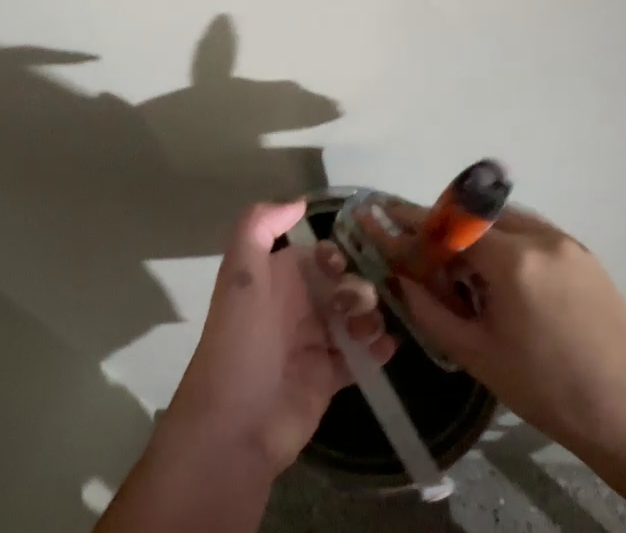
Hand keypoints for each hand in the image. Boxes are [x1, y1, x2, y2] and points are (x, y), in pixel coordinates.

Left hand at [167, 200, 398, 473]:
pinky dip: (376, 350)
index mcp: (269, 282)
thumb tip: (297, 201)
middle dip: (356, 287)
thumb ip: (258, 228)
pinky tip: (388, 347)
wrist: (237, 423)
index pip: (309, 257)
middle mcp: (290, 309)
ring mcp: (309, 345)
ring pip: (350, 320)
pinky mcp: (325, 379)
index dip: (331, 255)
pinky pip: (358, 357)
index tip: (345, 264)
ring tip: (372, 329)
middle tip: (364, 303)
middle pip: (335, 286)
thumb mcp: (240, 276)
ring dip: (370, 318)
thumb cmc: (240, 343)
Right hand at [397, 206, 625, 460]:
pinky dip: (506, 244)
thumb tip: (398, 278)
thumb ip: (428, 308)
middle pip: (476, 216)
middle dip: (445, 229)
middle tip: (425, 259)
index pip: (449, 225)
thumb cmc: (546, 389)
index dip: (412, 219)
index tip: (383, 212)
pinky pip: (532, 235)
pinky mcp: (586, 258)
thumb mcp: (474, 353)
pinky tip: (501, 283)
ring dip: (477, 235)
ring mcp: (569, 245)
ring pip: (506, 221)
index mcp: (513, 261)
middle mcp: (542, 239)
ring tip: (464, 275)